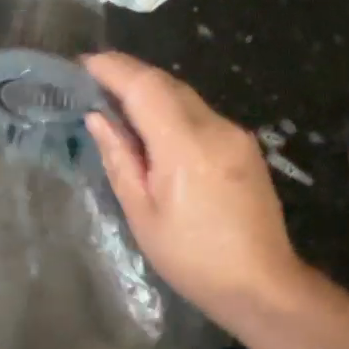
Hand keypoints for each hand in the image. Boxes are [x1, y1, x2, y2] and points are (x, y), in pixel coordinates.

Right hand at [84, 52, 306, 329]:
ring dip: (150, 88)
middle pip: (166, 82)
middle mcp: (214, 128)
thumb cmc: (193, 258)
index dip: (113, 69)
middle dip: (129, 72)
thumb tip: (97, 118)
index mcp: (185, 146)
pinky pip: (199, 112)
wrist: (264, 286)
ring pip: (184, 94)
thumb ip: (119, 159)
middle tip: (94, 76)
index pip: (145, 87)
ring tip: (117, 97)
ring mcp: (234, 134)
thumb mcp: (143, 214)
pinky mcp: (243, 144)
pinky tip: (154, 125)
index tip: (84, 63)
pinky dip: (171, 107)